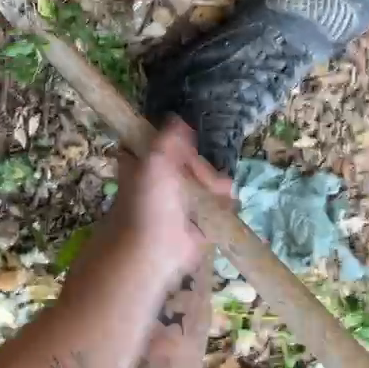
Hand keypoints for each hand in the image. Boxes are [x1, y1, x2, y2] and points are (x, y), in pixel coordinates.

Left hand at [111, 118, 233, 254]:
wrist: (153, 248)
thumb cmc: (148, 201)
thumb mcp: (155, 160)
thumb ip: (168, 139)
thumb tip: (177, 118)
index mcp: (141, 163)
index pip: (162, 143)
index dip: (178, 142)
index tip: (192, 143)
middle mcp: (156, 181)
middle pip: (187, 163)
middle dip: (201, 168)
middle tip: (208, 178)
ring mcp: (175, 203)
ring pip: (202, 184)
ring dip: (215, 184)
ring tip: (223, 191)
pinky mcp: (192, 223)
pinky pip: (212, 207)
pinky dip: (222, 204)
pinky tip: (228, 203)